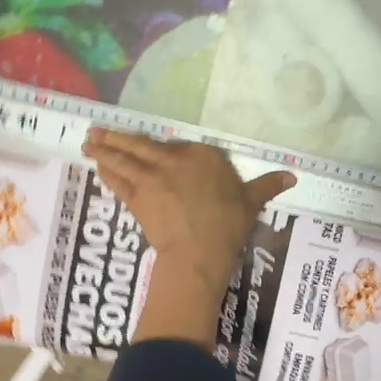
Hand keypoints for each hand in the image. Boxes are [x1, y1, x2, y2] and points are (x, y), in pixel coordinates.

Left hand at [82, 128, 294, 293]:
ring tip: (87, 140)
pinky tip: (96, 166)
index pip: (177, 146)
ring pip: (122, 158)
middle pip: (140, 145)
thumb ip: (266, 185)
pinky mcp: (136, 197)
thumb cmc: (228, 226)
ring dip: (103, 149)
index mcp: (202, 156)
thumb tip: (292, 177)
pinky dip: (105, 172)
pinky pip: (117, 180)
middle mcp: (173, 160)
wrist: (199, 251)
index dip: (161, 147)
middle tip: (96, 129)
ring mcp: (151, 177)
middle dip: (116, 136)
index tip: (145, 141)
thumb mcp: (251, 203)